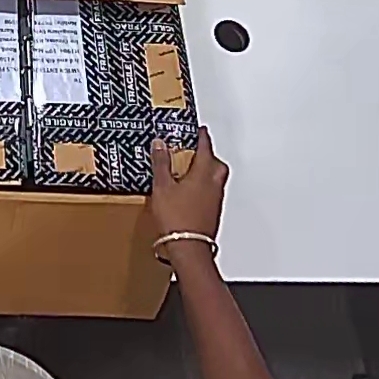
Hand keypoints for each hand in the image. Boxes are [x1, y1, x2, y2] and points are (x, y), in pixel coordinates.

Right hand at [148, 127, 227, 261]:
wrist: (188, 248)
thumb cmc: (177, 217)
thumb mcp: (162, 186)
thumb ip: (161, 163)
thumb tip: (160, 144)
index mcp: (203, 174)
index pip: (205, 149)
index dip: (202, 137)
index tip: (200, 130)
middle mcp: (213, 185)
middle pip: (217, 164)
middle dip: (209, 155)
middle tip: (199, 150)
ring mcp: (214, 201)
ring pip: (216, 179)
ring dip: (207, 171)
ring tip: (192, 170)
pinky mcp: (212, 214)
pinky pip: (211, 193)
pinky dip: (204, 187)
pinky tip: (190, 192)